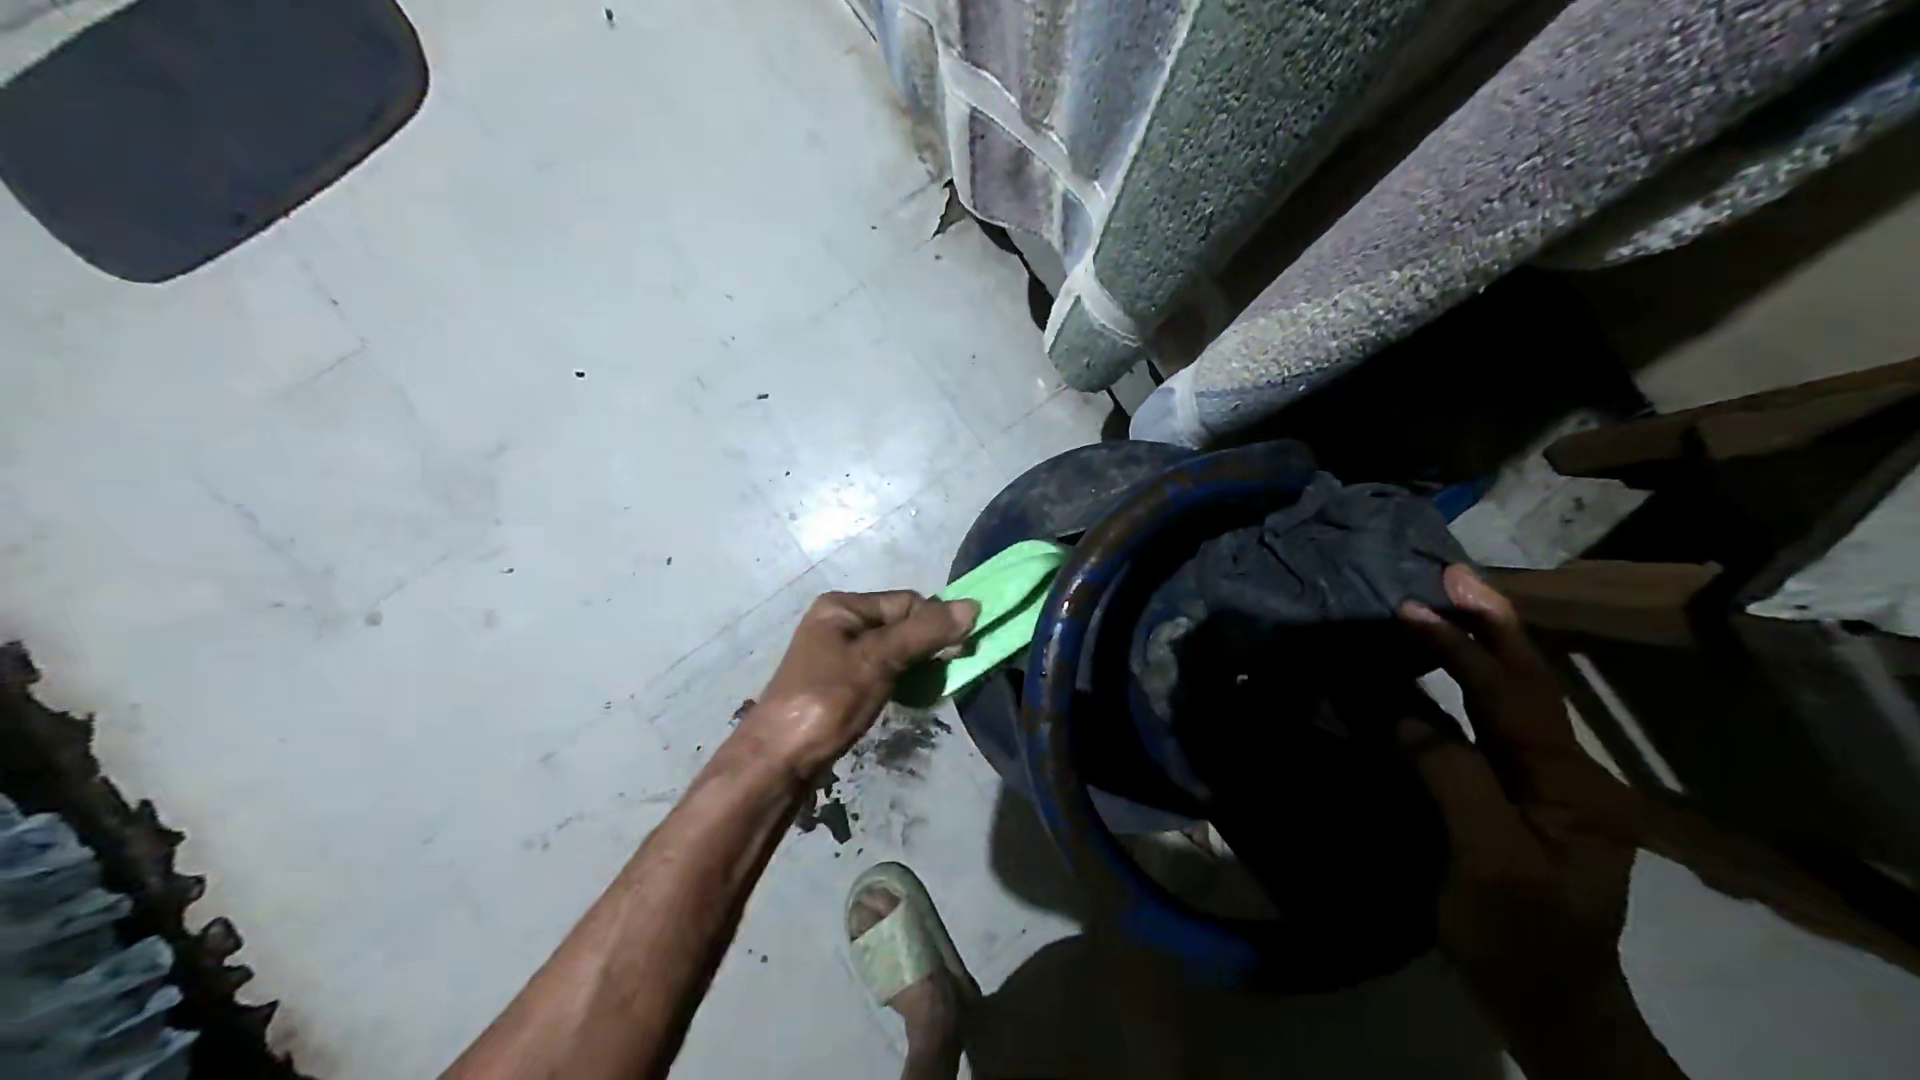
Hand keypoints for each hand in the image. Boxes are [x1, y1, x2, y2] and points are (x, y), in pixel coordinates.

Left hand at [739, 590, 977, 777]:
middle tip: (951, 672)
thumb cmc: (828, 699)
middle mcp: (841, 623)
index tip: (961, 650)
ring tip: (934, 689)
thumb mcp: (880, 659)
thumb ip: (926, 632)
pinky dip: (904, 683)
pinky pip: (885, 673)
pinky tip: (915, 699)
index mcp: (844, 606)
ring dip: (920, 668)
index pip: (907, 602)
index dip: (936, 622)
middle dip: (929, 647)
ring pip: (897, 652)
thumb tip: (974, 606)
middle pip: (903, 625)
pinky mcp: (844, 684)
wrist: (780, 759)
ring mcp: (841, 655)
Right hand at [1398, 566, 1654, 1062]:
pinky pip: (1489, 725)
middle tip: (1454, 575)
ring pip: (1513, 700)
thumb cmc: (1518, 934)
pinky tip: (1442, 669)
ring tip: (1447, 605)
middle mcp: (1566, 772)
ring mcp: (1544, 783)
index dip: (1463, 649)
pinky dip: (1466, 685)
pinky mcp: (1516, 794)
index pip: (1512, 698)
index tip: (1412, 609)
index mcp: (1568, 785)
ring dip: (1482, 648)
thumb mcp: (1487, 863)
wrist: (1548, 999)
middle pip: (1528, 684)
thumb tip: (1407, 717)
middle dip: (1493, 625)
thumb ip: (1454, 780)